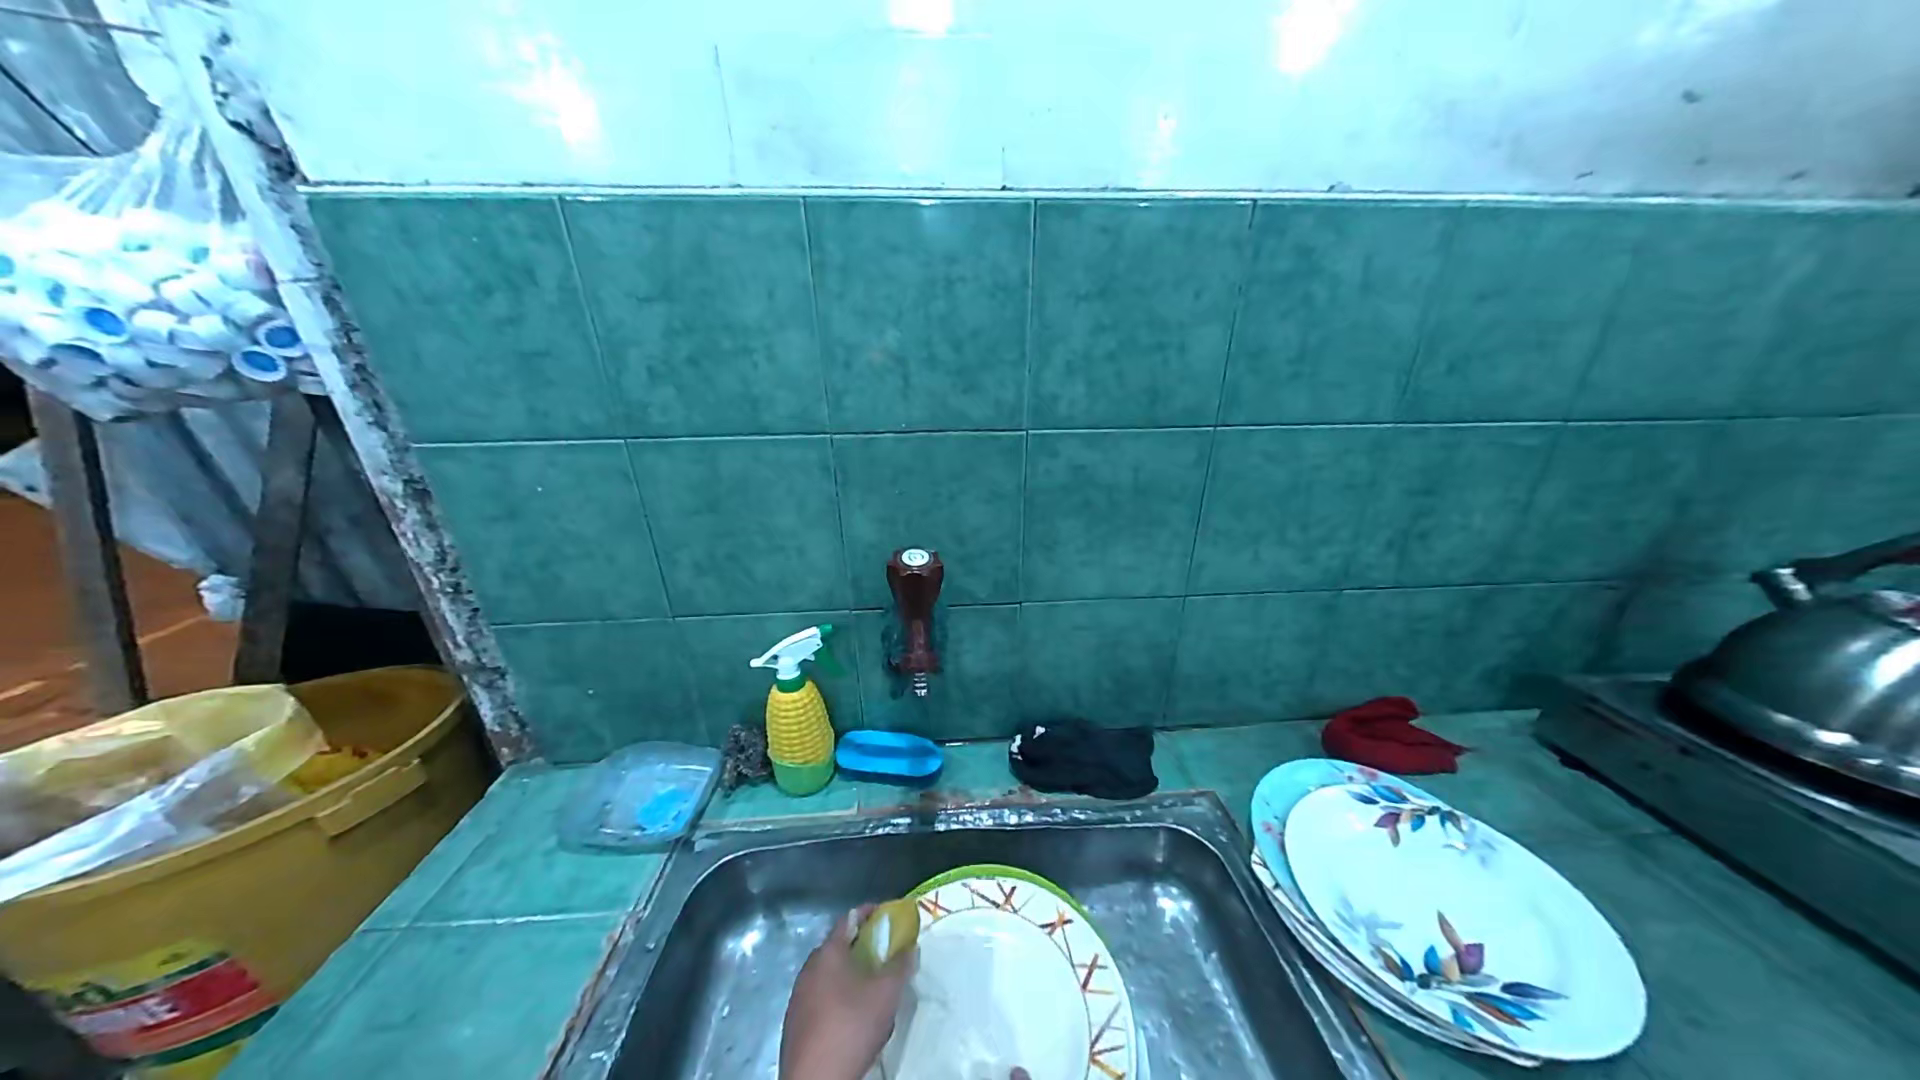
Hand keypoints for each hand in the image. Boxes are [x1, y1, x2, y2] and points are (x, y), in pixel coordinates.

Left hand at [779, 906, 913, 1079]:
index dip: (870, 913)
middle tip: (884, 954)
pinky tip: (851, 1014)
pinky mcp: (794, 1021)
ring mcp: (798, 995)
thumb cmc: (852, 1026)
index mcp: (828, 952)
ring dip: (849, 972)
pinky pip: (820, 996)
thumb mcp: (887, 993)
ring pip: (828, 973)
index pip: (849, 918)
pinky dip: (837, 995)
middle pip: (838, 945)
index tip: (888, 916)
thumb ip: (900, 965)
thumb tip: (909, 946)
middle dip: (861, 945)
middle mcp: (809, 967)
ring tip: (871, 986)